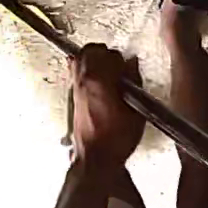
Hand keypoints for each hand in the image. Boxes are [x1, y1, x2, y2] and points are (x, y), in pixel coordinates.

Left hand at [70, 44, 143, 166]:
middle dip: (106, 53)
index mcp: (101, 82)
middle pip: (91, 50)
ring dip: (93, 57)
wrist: (95, 157)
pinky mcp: (72, 94)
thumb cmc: (114, 140)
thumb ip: (134, 84)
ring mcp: (75, 86)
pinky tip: (95, 77)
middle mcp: (84, 80)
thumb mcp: (136, 112)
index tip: (127, 70)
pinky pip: (74, 70)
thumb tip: (132, 65)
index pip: (111, 55)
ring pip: (80, 57)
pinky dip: (83, 67)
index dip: (122, 61)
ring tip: (106, 68)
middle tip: (117, 64)